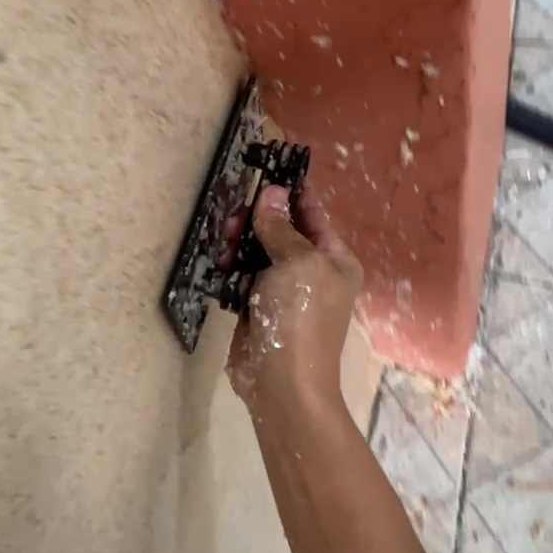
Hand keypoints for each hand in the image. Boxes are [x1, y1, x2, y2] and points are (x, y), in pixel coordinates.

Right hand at [225, 184, 364, 413]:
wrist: (282, 383)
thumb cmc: (299, 317)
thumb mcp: (296, 262)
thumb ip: (281, 227)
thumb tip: (272, 193)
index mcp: (333, 260)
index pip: (312, 214)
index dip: (291, 192)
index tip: (267, 168)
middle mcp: (310, 272)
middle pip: (280, 230)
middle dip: (257, 219)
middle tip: (234, 216)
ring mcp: (282, 291)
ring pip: (256, 250)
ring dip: (239, 241)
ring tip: (224, 241)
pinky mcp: (256, 307)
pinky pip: (241, 274)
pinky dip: (230, 265)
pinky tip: (219, 261)